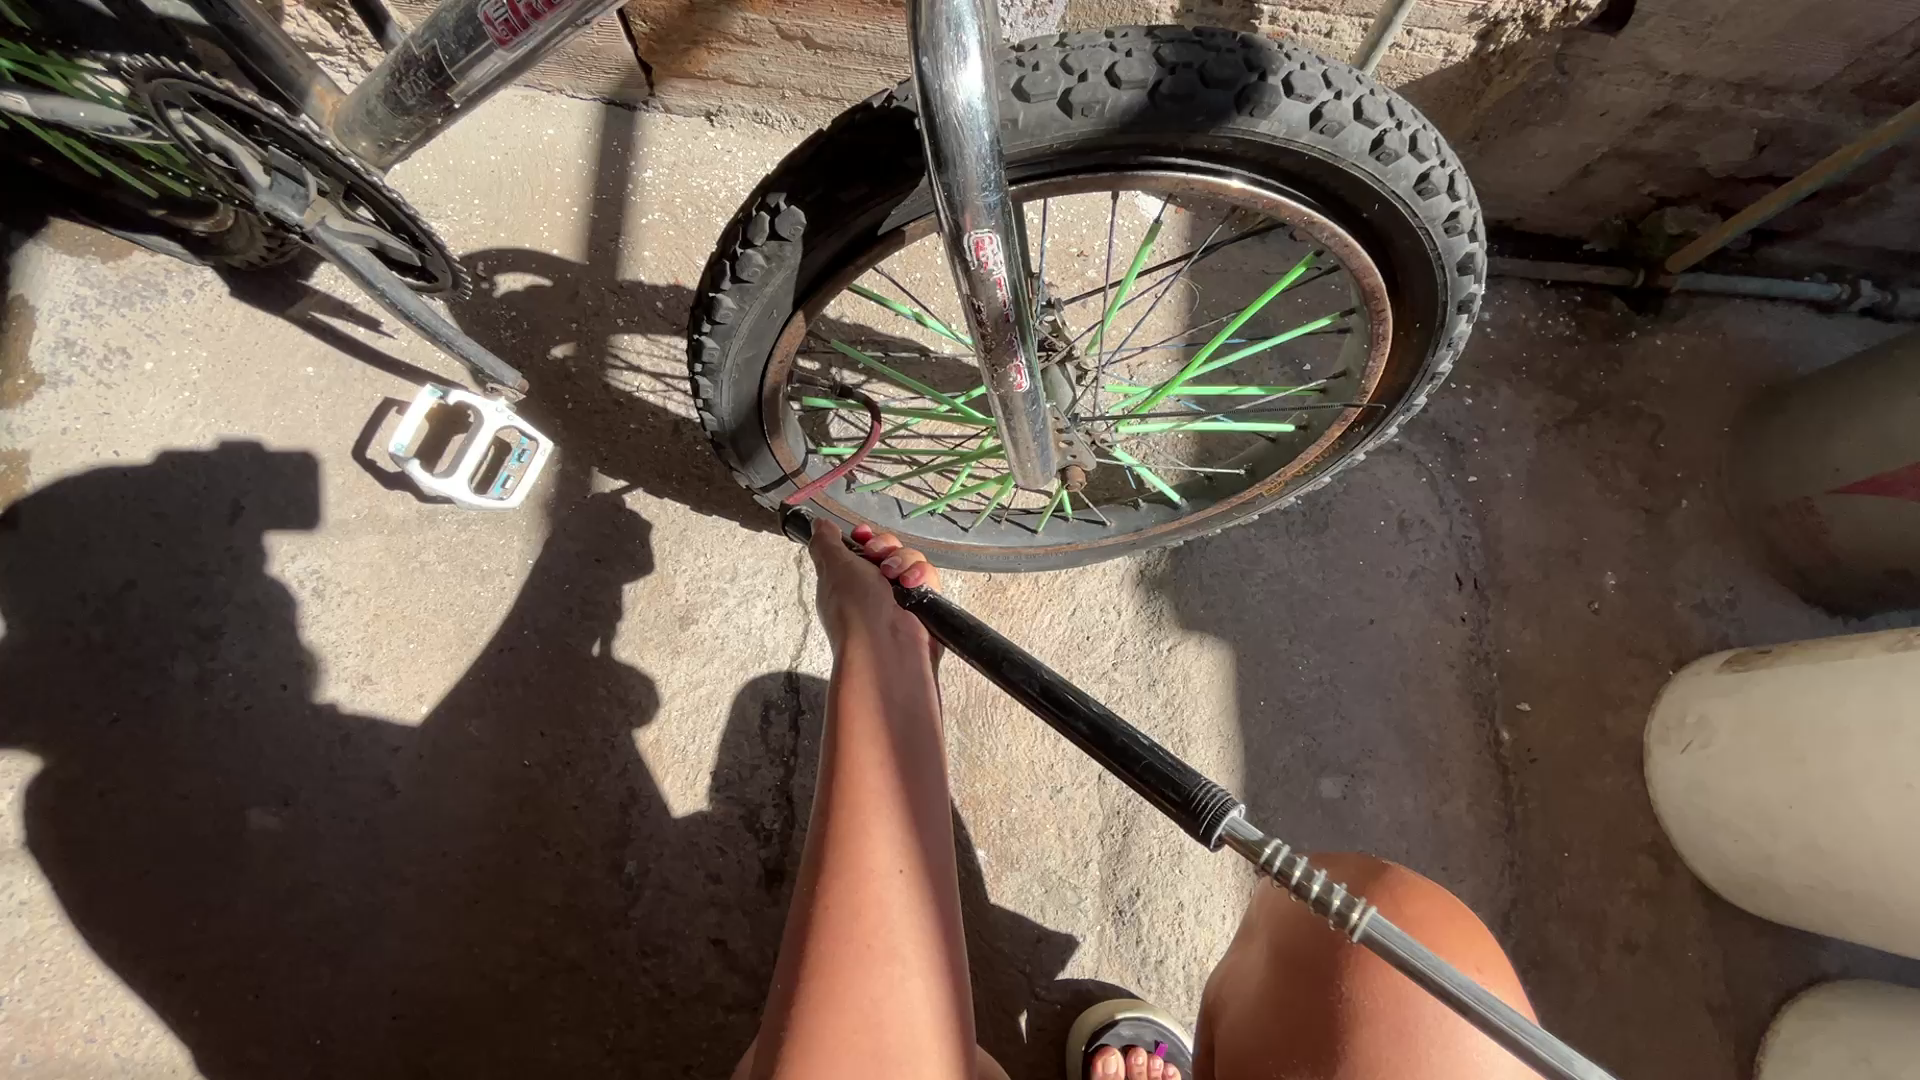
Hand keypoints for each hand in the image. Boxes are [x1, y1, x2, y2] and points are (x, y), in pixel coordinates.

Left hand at [808, 522, 941, 658]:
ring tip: (897, 579)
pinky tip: (913, 585)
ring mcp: (900, 596)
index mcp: (849, 579)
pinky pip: (929, 576)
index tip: (863, 536)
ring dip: (905, 562)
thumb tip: (818, 524)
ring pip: (911, 559)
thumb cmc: (854, 609)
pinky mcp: (923, 603)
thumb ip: (825, 542)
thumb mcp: (832, 568)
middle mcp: (875, 587)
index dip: (866, 538)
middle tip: (880, 563)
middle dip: (886, 548)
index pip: (863, 547)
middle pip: (889, 548)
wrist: (886, 647)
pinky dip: (922, 576)